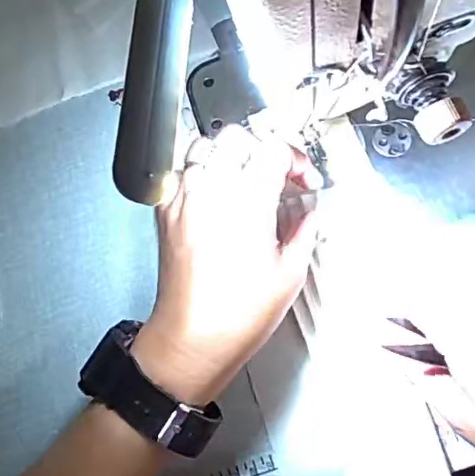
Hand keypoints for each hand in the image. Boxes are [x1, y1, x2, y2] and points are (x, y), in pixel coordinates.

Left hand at [130, 128, 322, 406]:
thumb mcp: (290, 272)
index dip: (296, 158)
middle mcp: (212, 194)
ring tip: (248, 177)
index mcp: (247, 205)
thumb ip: (304, 227)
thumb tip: (307, 209)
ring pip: (206, 145)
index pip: (274, 148)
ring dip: (232, 154)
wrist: (192, 338)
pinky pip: (183, 170)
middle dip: (265, 149)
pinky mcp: (167, 212)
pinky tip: (217, 191)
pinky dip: (203, 170)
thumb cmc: (235, 315)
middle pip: (239, 136)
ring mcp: (185, 200)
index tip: (302, 177)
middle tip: (279, 174)